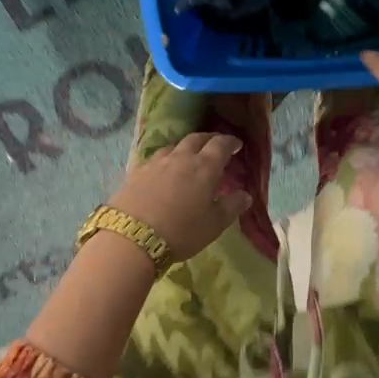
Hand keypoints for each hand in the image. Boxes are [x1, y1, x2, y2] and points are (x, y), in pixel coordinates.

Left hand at [106, 133, 250, 261]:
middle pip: (196, 139)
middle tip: (215, 144)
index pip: (220, 145)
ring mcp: (156, 163)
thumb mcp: (214, 224)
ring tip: (188, 155)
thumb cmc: (181, 232)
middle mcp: (181, 158)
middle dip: (208, 139)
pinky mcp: (136, 172)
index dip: (230, 142)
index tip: (236, 144)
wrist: (132, 238)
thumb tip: (245, 195)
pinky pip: (155, 158)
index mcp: (204, 167)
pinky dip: (165, 159)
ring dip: (184, 147)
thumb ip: (232, 207)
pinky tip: (162, 169)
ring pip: (174, 146)